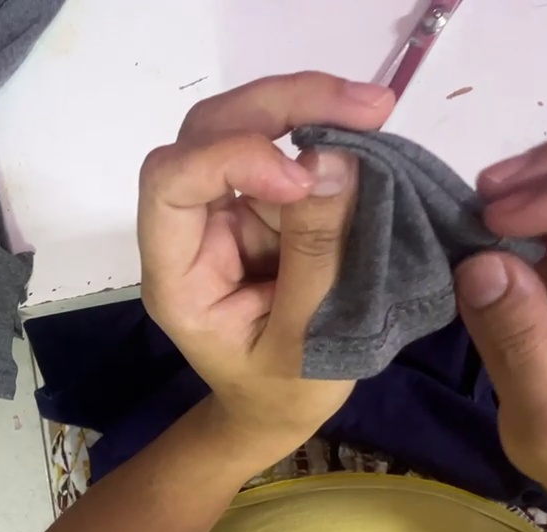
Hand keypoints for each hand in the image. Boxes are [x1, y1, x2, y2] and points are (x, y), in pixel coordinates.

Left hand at [138, 73, 395, 449]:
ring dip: (309, 110)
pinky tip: (369, 137)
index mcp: (178, 279)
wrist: (276, 411)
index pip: (169, 185)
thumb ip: (316, 255)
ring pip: (245, 130)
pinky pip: (283, 153)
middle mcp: (190, 237)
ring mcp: (223, 220)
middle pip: (204, 135)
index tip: (301, 180)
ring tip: (377, 113)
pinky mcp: (257, 213)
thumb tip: (329, 159)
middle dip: (277, 106)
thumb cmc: (281, 393)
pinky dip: (324, 135)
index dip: (230, 158)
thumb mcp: (306, 339)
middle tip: (366, 106)